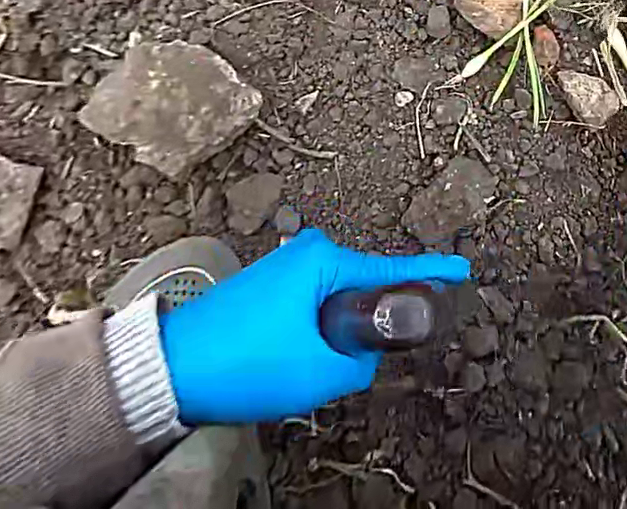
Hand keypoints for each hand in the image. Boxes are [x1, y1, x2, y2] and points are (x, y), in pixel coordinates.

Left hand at [159, 229, 470, 424]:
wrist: (162, 370)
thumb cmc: (241, 362)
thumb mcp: (316, 374)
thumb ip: (360, 364)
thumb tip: (368, 358)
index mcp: (325, 261)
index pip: (393, 267)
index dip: (433, 271)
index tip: (463, 268)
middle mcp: (311, 251)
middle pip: (366, 285)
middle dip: (374, 317)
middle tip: (370, 349)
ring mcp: (289, 265)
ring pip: (338, 298)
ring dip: (341, 327)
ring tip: (317, 362)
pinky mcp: (273, 282)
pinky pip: (316, 301)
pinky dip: (321, 325)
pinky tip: (305, 352)